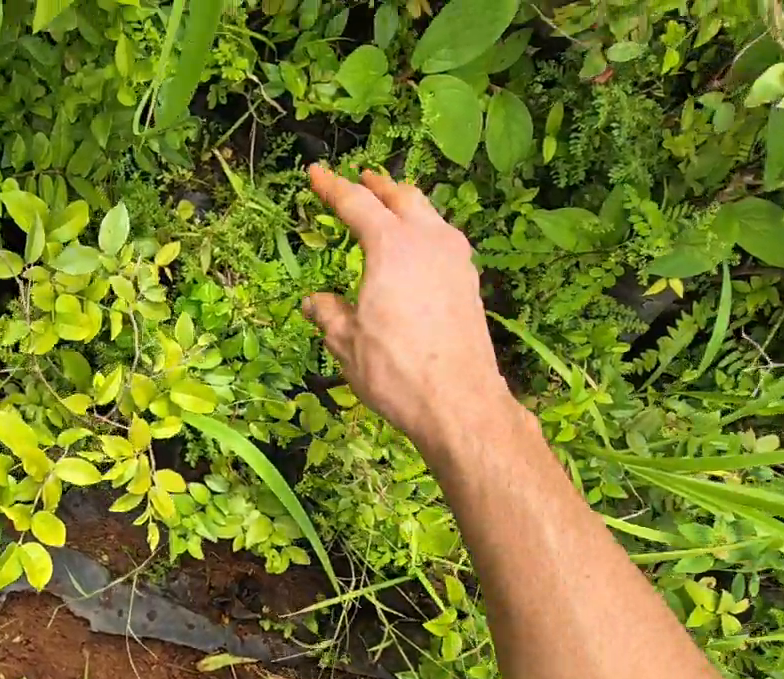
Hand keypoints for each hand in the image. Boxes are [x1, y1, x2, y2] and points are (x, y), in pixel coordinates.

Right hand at [300, 164, 520, 455]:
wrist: (455, 399)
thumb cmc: (392, 370)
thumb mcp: (345, 342)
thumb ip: (328, 314)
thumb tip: (315, 301)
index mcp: (390, 248)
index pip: (356, 205)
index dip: (332, 187)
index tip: (315, 173)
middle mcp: (428, 242)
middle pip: (401, 197)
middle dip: (376, 186)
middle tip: (359, 180)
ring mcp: (455, 259)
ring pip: (428, 214)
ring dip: (405, 204)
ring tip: (389, 205)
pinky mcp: (468, 281)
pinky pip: (443, 238)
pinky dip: (423, 229)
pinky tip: (415, 247)